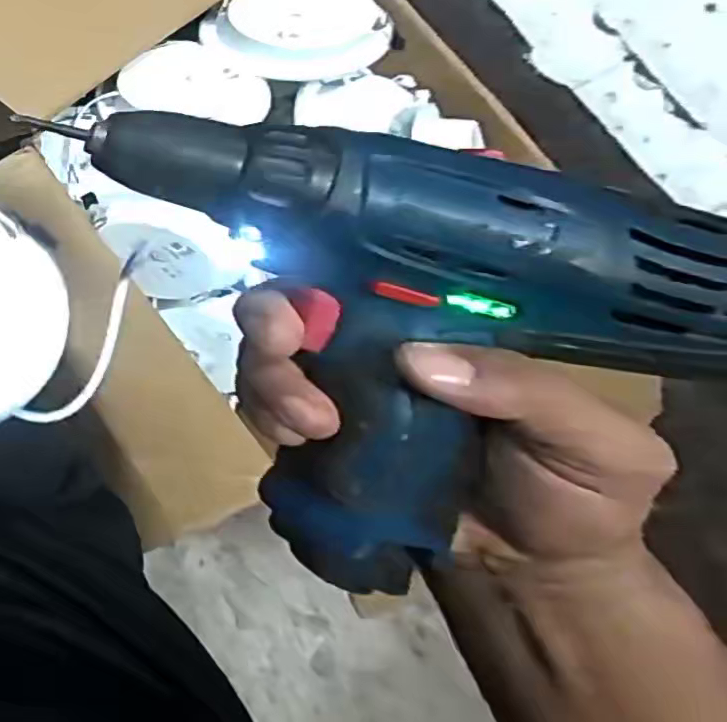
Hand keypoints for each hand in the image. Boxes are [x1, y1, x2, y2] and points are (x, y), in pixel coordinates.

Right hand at [235, 287, 677, 573]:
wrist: (527, 570)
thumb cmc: (573, 494)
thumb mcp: (599, 444)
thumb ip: (528, 392)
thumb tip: (416, 359)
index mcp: (420, 332)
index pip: (351, 284)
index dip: (311, 288)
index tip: (300, 318)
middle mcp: (358, 348)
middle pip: (282, 308)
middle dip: (267, 324)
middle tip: (280, 350)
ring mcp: (321, 387)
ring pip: (259, 355)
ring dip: (269, 381)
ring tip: (311, 429)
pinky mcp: (297, 430)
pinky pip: (254, 405)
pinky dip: (263, 417)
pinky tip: (297, 444)